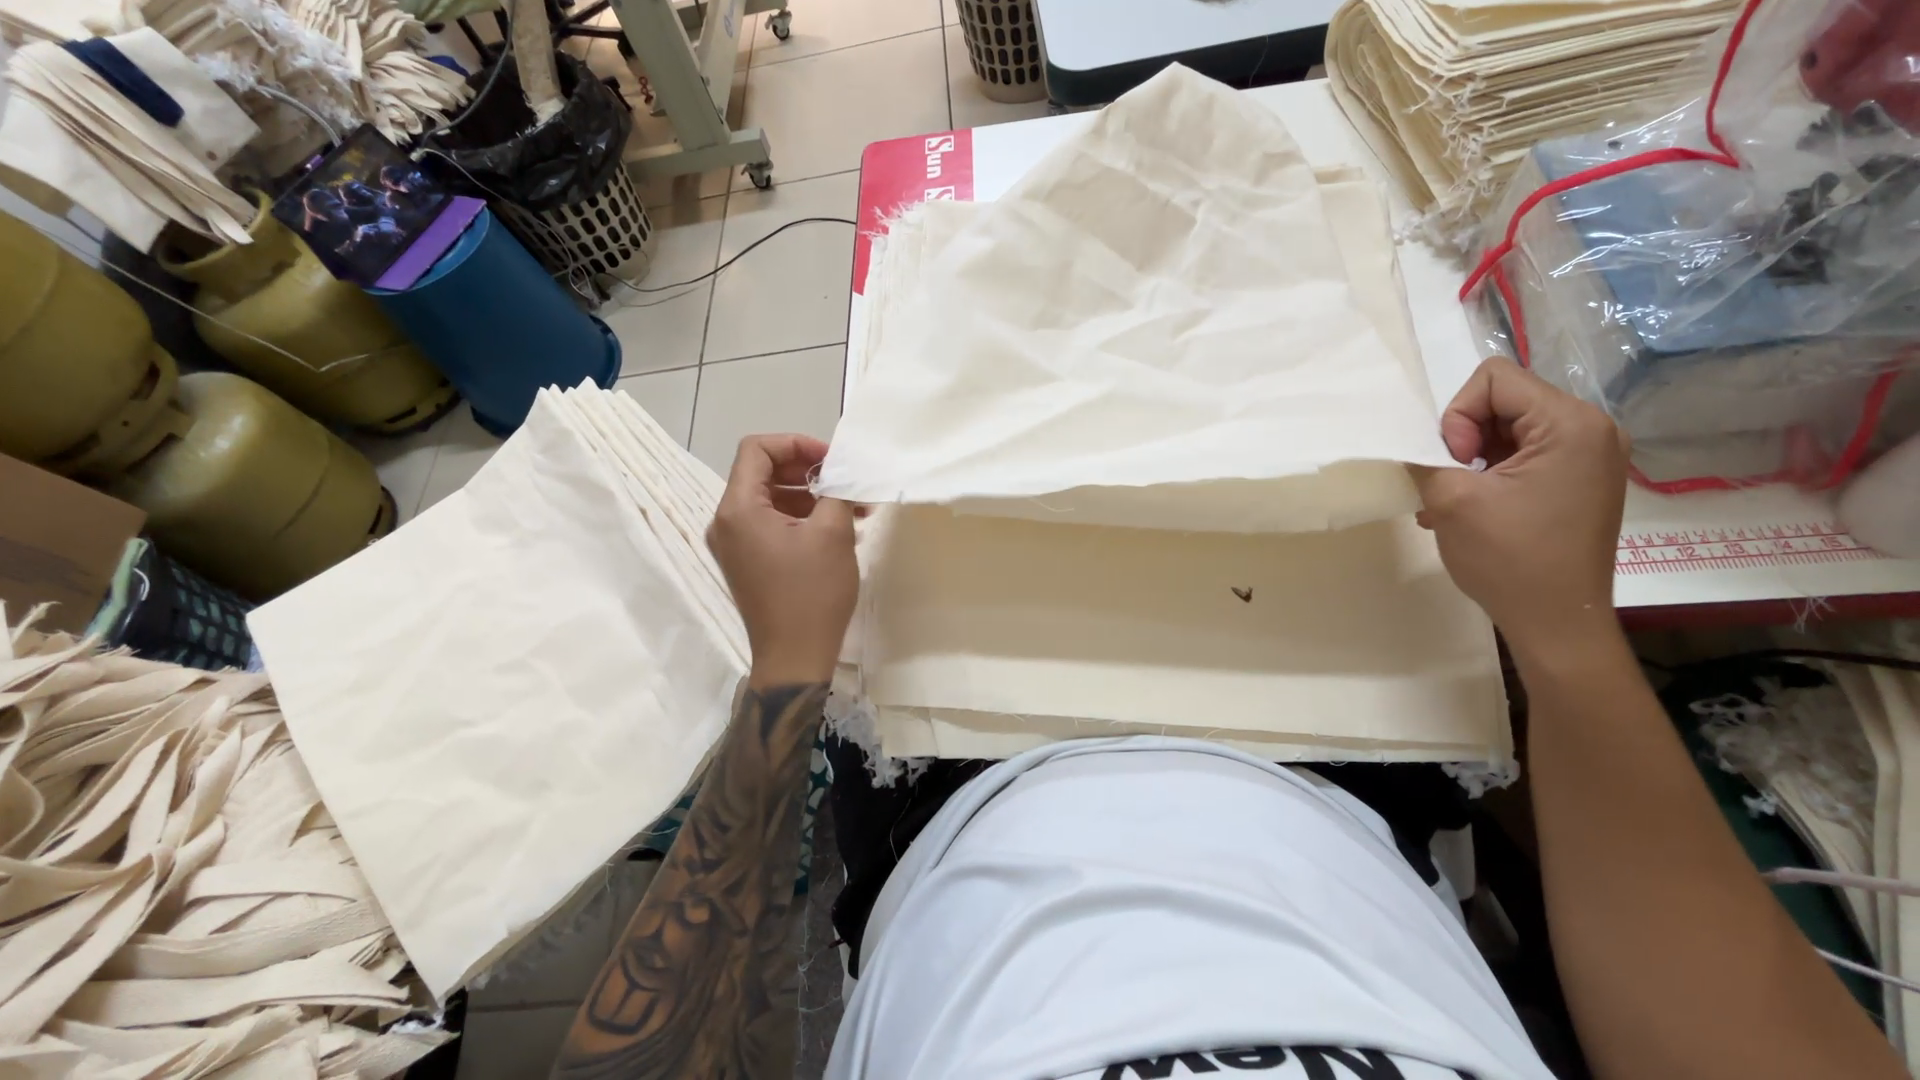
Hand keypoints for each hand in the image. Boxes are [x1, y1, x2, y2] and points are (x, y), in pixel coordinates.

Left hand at [707, 435, 858, 688]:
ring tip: (854, 509)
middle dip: (808, 471)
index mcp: (738, 508)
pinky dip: (801, 518)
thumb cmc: (812, 593)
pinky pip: (770, 524)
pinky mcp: (746, 563)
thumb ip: (835, 489)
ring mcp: (733, 545)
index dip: (796, 443)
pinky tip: (839, 531)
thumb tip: (839, 471)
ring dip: (810, 497)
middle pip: (762, 472)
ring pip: (770, 500)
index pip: (757, 449)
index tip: (832, 460)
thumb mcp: (833, 533)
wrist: (794, 658)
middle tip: (846, 483)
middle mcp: (726, 522)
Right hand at [1413, 358, 1628, 653]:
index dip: (1458, 416)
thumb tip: (1422, 444)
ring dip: (1475, 458)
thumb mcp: (1451, 499)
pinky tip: (1476, 509)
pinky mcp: (1583, 480)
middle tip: (1456, 483)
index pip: (1494, 379)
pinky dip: (1495, 473)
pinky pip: (1528, 454)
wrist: (1558, 623)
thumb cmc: (1508, 559)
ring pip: (1511, 428)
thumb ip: (1427, 455)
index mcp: (1572, 423)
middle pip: (1505, 400)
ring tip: (1458, 502)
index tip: (1458, 465)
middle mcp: (1593, 428)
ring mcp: (1592, 456)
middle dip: (1466, 436)